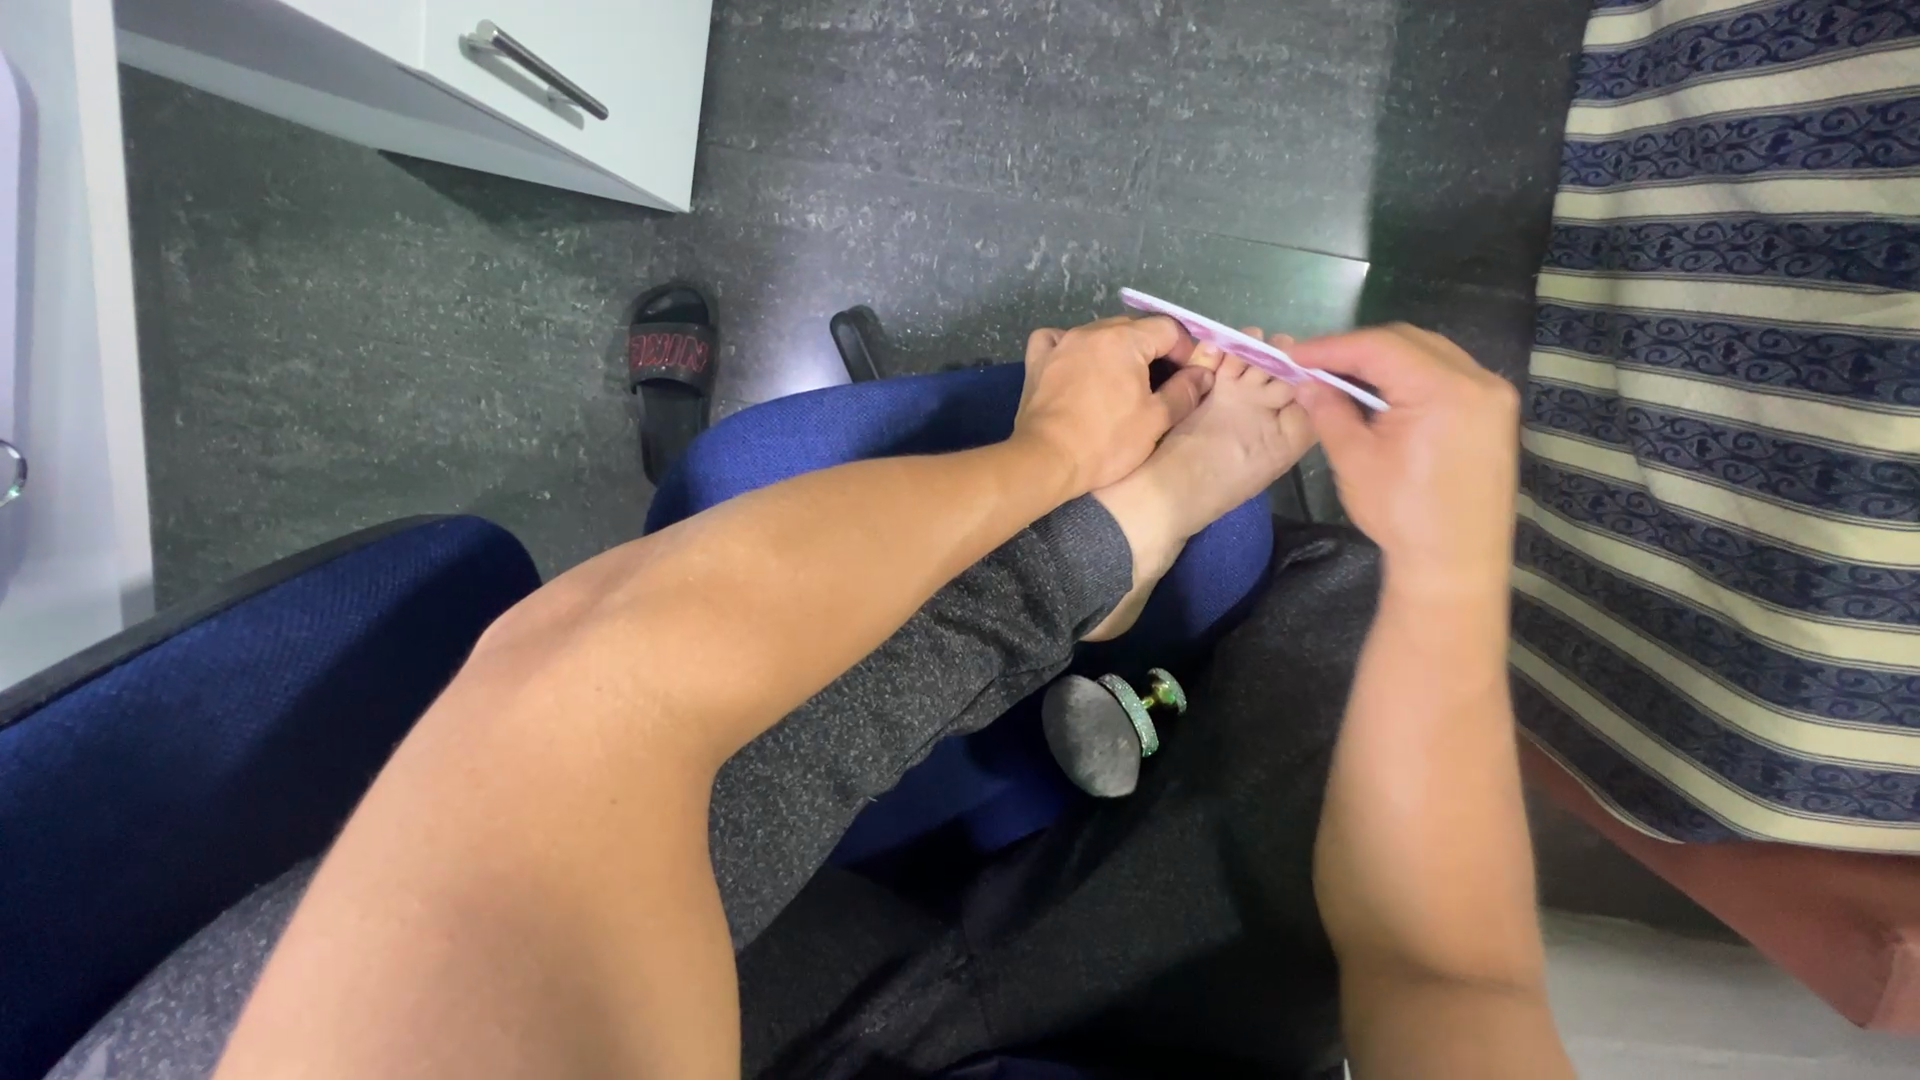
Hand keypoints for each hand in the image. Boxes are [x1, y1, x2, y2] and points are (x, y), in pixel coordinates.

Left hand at [1014, 315, 1212, 493]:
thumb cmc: (1106, 442)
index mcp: (1123, 340)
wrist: (1047, 460)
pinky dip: (1071, 347)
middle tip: (1158, 384)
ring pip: (1097, 334)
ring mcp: (1060, 344)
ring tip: (1120, 381)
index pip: (1167, 329)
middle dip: (1151, 351)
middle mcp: (1091, 332)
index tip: (1185, 378)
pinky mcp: (1037, 362)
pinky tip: (1076, 363)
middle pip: (1132, 329)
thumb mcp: (1156, 420)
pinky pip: (1056, 340)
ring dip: (1115, 350)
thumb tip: (1204, 373)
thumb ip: (1184, 392)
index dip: (1184, 351)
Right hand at [1292, 325, 1519, 596]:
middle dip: (1357, 349)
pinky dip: (1409, 377)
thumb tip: (1305, 381)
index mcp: (1444, 390)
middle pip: (1408, 341)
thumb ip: (1329, 410)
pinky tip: (1380, 396)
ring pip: (1430, 355)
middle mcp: (1478, 381)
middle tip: (1313, 366)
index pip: (1379, 347)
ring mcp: (1493, 396)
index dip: (1331, 347)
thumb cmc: (1401, 513)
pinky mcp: (1494, 413)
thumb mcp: (1354, 459)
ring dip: (1383, 361)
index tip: (1293, 355)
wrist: (1454, 560)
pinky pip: (1447, 376)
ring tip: (1341, 378)